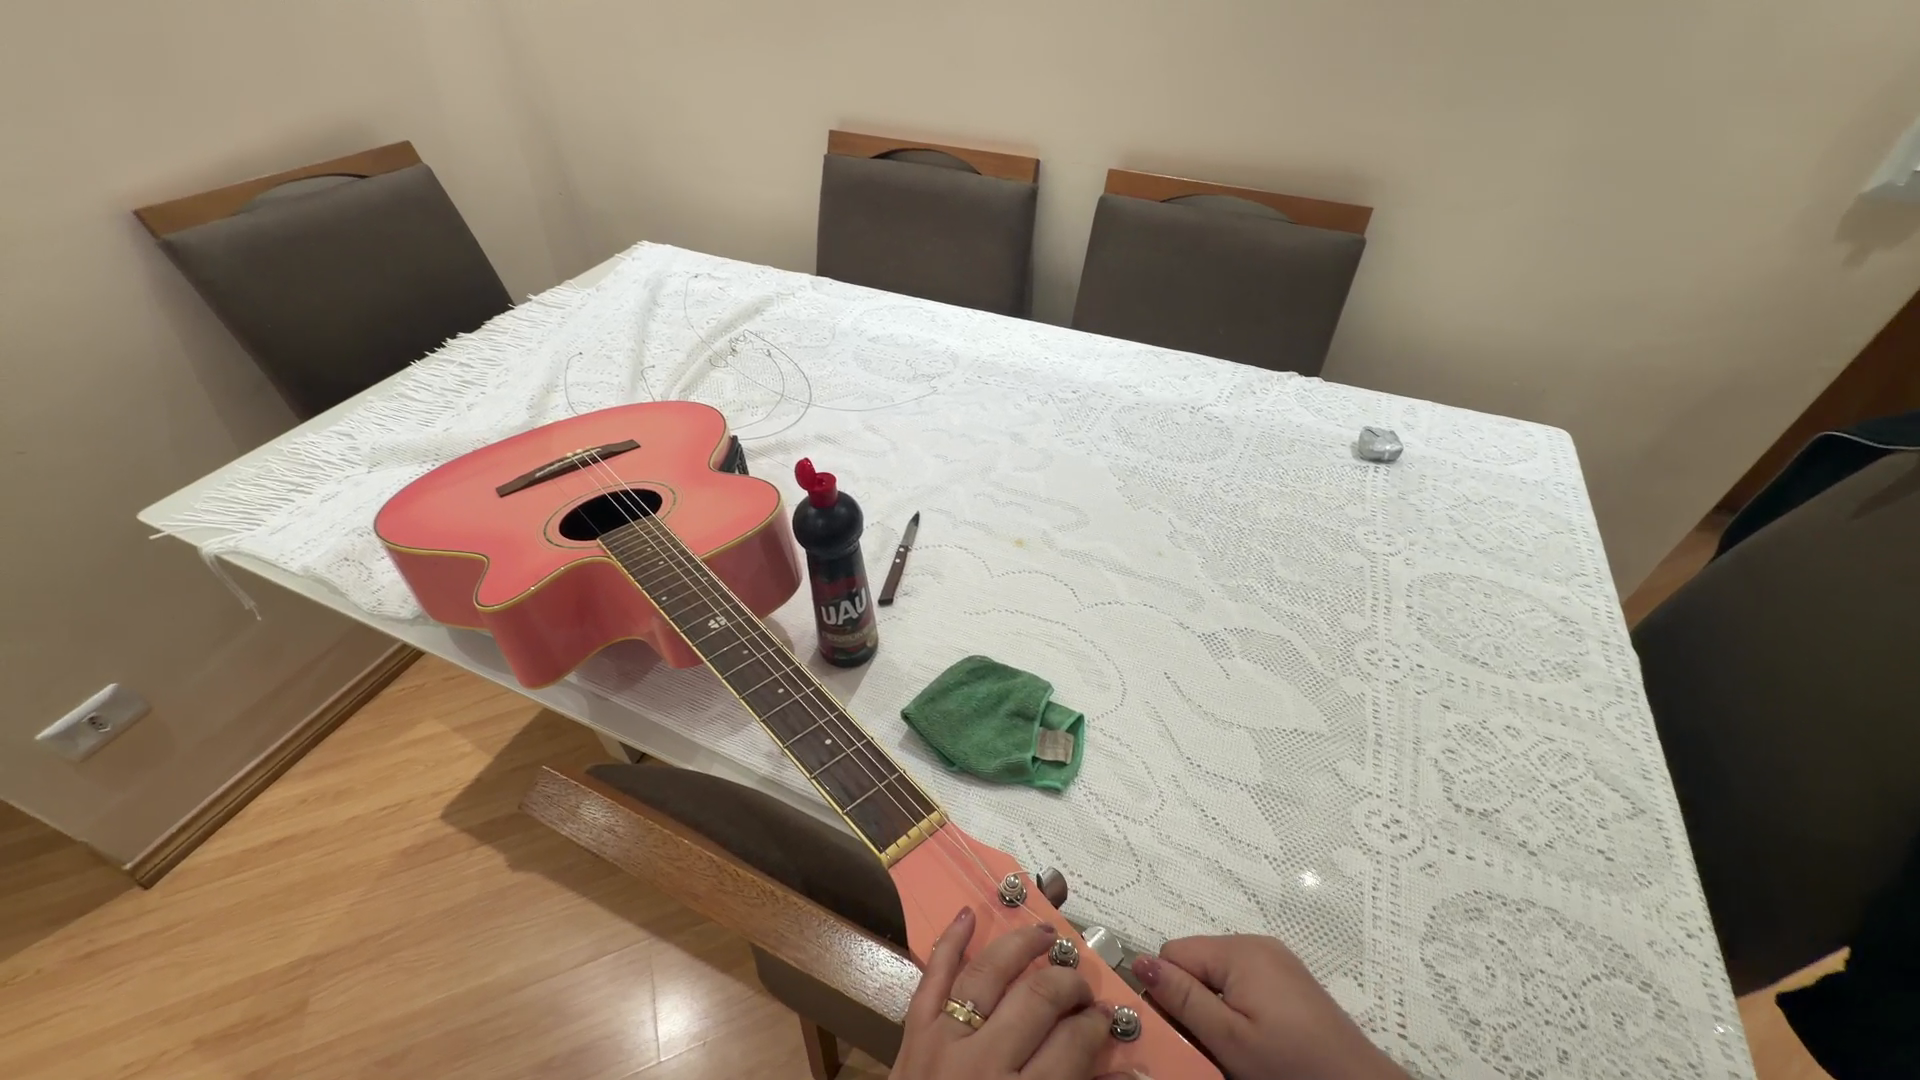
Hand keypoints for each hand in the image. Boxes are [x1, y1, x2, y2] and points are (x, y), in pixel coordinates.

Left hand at [890, 907, 1114, 1079]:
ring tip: (1045, 936)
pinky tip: (967, 913)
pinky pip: (931, 979)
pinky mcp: (912, 1035)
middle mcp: (983, 1064)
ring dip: (1019, 947)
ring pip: (987, 975)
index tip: (1108, 1019)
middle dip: (1068, 985)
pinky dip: (948, 943)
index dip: (1097, 1027)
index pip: (1073, 1045)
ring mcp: (943, 1042)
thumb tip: (1134, 1074)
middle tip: (1082, 986)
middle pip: (1036, 1000)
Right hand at [1133, 935, 1406, 1079]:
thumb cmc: (1290, 1066)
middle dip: (1192, 1001)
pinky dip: (1238, 1007)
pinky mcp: (1290, 980)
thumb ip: (1182, 998)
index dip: (1168, 992)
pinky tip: (1257, 1040)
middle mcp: (1256, 943)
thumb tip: (1138, 961)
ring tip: (1235, 1047)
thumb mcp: (1228, 1039)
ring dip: (1214, 1008)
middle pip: (1195, 962)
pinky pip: (1243, 981)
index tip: (1182, 1030)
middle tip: (1212, 1045)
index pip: (1173, 953)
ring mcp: (1276, 960)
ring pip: (1217, 975)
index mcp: (1238, 950)